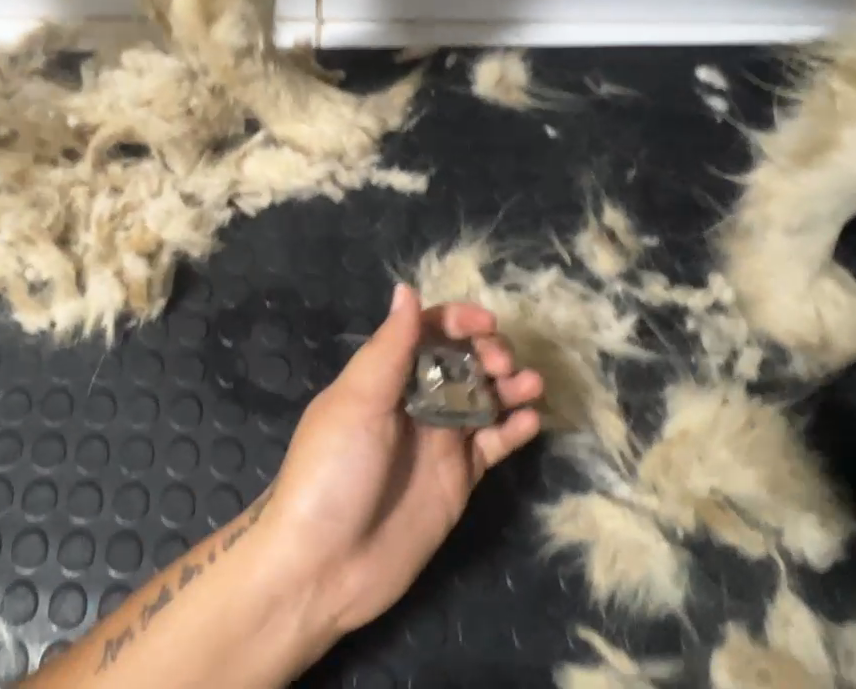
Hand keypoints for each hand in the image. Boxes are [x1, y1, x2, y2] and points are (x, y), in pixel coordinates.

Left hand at [259, 284, 544, 636]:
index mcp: (380, 376)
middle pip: (459, 360)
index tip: (486, 325)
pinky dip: (514, 429)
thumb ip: (389, 348)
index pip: (423, 331)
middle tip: (504, 366)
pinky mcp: (458, 479)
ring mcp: (436, 441)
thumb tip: (406, 288)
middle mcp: (411, 402)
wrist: (325, 566)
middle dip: (487, 352)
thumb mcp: (357, 402)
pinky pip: (492, 444)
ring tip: (530, 386)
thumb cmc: (333, 472)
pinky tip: (530, 422)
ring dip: (509, 387)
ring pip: (482, 399)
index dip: (456, 321)